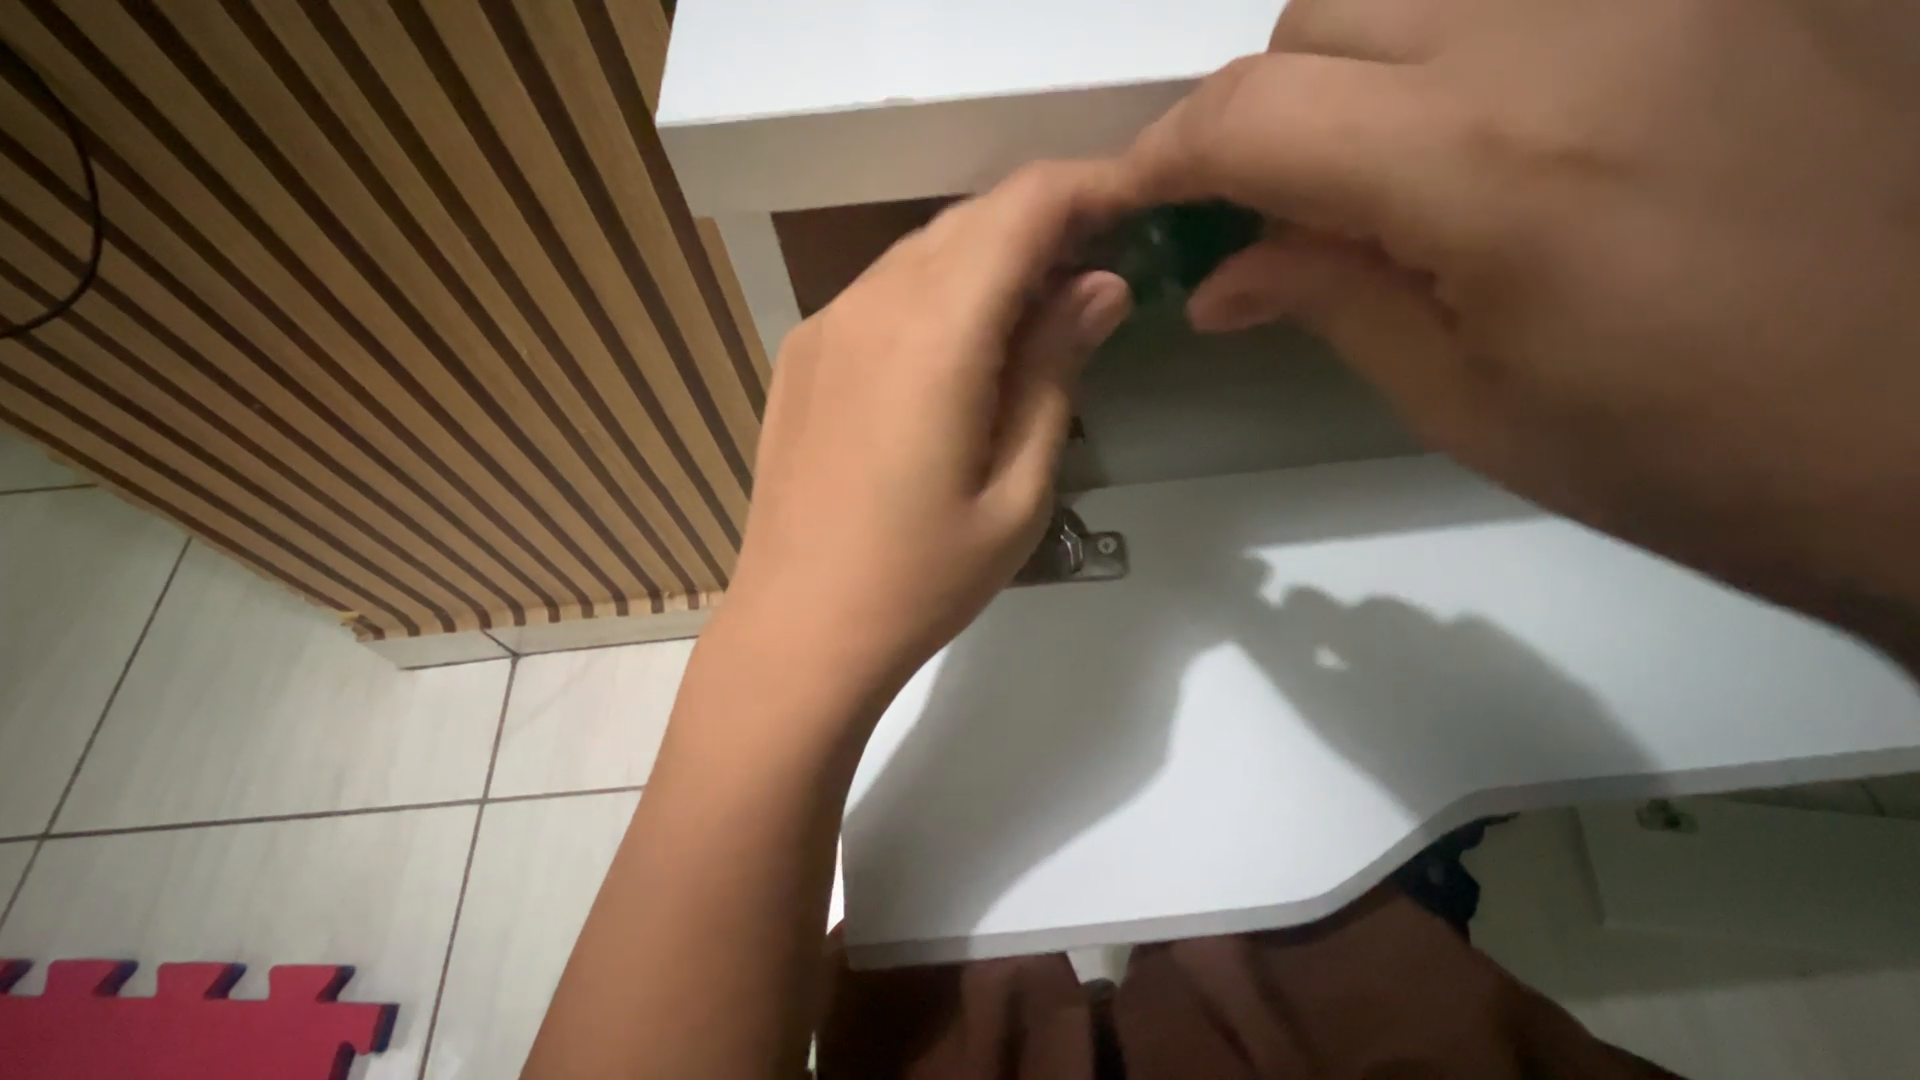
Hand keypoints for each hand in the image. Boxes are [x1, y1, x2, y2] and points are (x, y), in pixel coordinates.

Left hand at [721, 162, 1136, 702]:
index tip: (1138, 207)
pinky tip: (960, 348)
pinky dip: (937, 290)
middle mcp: (870, 303)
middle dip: (1045, 224)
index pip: (1022, 207)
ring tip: (1037, 315)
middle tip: (1099, 272)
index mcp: (934, 332)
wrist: (798, 631)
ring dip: (989, 258)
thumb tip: (1100, 285)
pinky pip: (882, 290)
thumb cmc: (923, 580)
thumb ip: (1056, 371)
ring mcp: (824, 325)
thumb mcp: (1018, 490)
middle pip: (972, 218)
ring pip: (924, 250)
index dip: (1089, 187)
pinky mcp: (801, 354)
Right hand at [1122, 0, 1919, 656]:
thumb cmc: (1681, 451)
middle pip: (1323, 9)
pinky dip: (1469, 43)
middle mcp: (1575, 26)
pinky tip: (1505, 126)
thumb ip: (1325, 299)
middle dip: (1266, 109)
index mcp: (1486, 166)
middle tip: (1281, 208)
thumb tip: (1220, 273)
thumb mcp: (1462, 399)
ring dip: (1361, 64)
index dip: (1164, 153)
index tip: (1134, 197)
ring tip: (1394, 167)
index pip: (1253, 112)